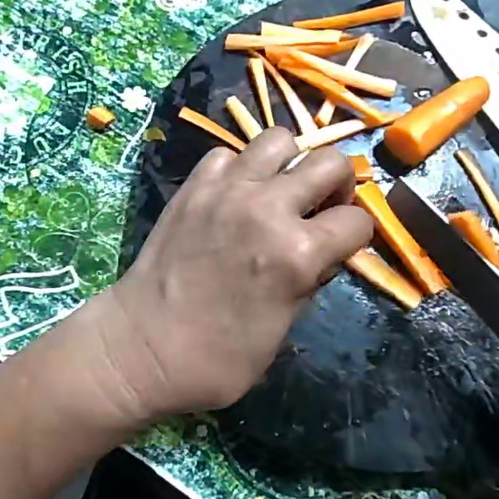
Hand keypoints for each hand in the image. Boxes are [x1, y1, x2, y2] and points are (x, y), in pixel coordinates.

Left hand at [93, 127, 371, 423]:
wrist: (142, 349)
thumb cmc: (218, 358)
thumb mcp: (285, 329)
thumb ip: (311, 280)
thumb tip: (325, 253)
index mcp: (298, 252)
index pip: (357, 221)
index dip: (356, 237)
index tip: (342, 248)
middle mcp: (268, 208)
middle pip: (330, 163)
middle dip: (338, 186)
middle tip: (320, 209)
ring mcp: (229, 189)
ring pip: (279, 139)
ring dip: (291, 164)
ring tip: (280, 192)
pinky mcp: (195, 185)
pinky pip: (230, 154)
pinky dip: (241, 170)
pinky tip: (237, 196)